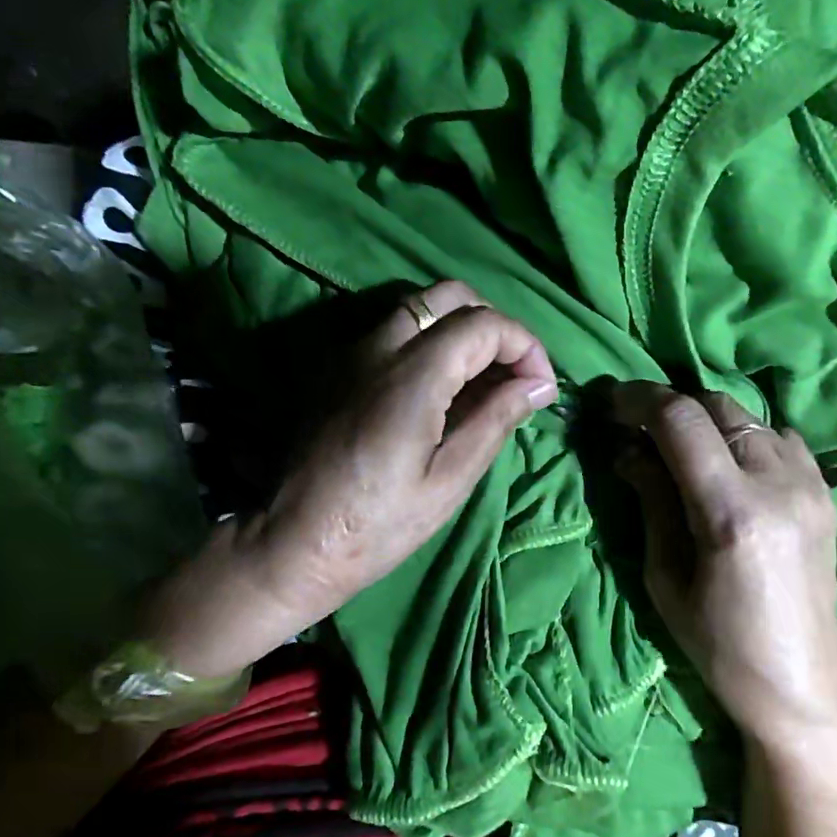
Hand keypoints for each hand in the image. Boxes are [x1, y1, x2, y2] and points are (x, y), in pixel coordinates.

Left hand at [148, 281, 556, 678]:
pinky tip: (442, 388)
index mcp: (413, 375)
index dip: (526, 346)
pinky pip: (395, 329)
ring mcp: (353, 352)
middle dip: (495, 325)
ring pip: (421, 306)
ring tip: (483, 382)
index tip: (542, 388)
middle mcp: (380, 346)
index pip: (485, 324)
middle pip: (451, 295)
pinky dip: (432, 340)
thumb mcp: (450, 480)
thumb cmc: (379, 524)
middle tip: (514, 374)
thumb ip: (496, 419)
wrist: (293, 541)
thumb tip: (540, 385)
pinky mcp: (339, 367)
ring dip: (463, 329)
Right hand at [610, 382, 836, 759]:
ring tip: (677, 445)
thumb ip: (651, 500)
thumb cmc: (718, 644)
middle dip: (669, 405)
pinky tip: (726, 462)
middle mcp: (779, 484)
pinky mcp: (826, 492)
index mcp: (732, 512)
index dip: (639, 400)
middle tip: (636, 424)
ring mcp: (811, 484)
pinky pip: (778, 436)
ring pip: (748, 415)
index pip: (681, 420)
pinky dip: (742, 435)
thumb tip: (627, 448)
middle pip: (717, 404)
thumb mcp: (665, 576)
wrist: (799, 681)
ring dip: (705, 420)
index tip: (612, 403)